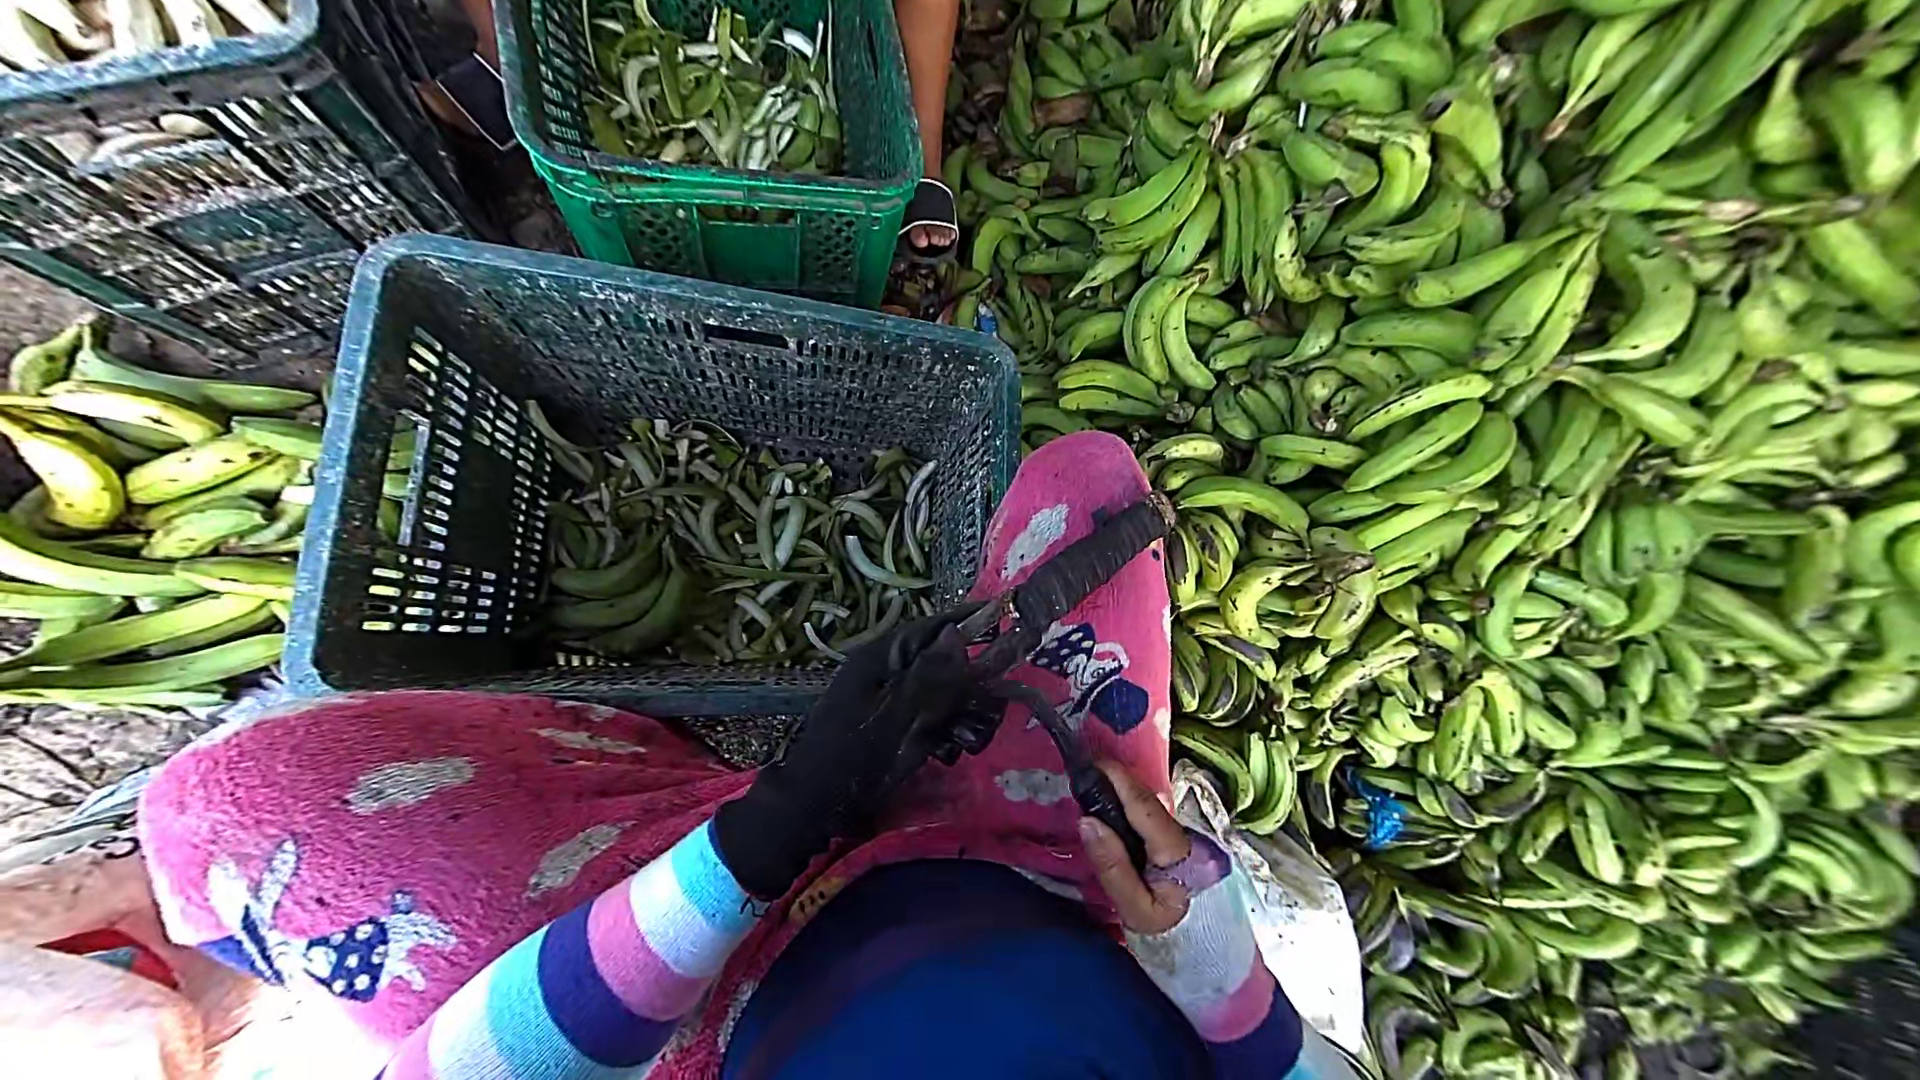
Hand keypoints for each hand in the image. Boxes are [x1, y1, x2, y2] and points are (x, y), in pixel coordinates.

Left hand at [713, 605, 1000, 897]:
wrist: (816, 807)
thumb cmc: (853, 756)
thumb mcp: (895, 715)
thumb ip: (930, 675)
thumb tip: (956, 632)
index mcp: (881, 658)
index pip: (932, 628)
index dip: (968, 623)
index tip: (1002, 616)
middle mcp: (889, 672)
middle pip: (945, 663)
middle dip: (968, 689)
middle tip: (979, 715)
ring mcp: (893, 699)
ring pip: (945, 693)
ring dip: (961, 716)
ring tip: (961, 743)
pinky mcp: (897, 725)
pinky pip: (934, 717)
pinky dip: (946, 732)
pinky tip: (945, 752)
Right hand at [1078, 762, 1196, 934]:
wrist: (1202, 950)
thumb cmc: (1166, 932)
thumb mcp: (1135, 909)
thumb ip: (1112, 867)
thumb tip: (1087, 821)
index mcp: (1175, 850)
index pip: (1144, 805)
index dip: (1119, 779)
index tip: (1092, 763)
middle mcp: (1181, 834)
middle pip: (1146, 798)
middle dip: (1116, 780)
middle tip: (1084, 771)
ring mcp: (1179, 835)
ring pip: (1147, 803)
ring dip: (1120, 789)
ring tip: (1092, 783)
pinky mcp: (1173, 839)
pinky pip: (1147, 812)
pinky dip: (1126, 802)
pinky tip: (1109, 804)